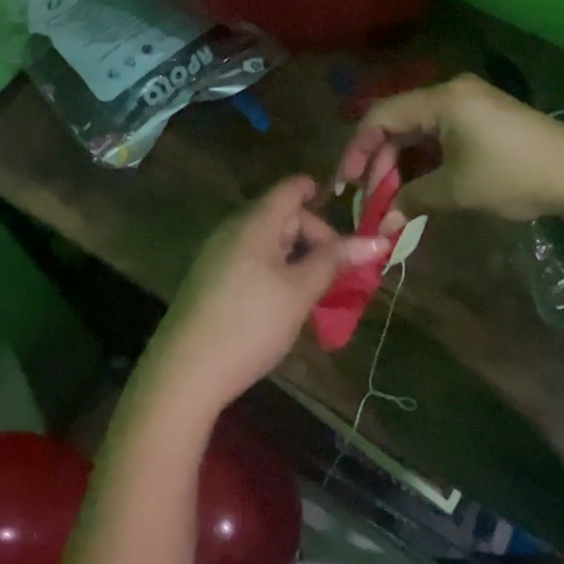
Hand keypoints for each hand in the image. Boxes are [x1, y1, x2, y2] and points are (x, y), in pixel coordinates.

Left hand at [143, 176, 390, 413]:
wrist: (184, 374)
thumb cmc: (250, 324)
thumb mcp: (300, 292)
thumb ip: (335, 261)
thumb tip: (378, 240)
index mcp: (255, 223)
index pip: (291, 189)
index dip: (320, 193)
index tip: (349, 217)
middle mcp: (233, 230)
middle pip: (282, 216)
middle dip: (315, 237)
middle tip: (339, 272)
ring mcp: (217, 256)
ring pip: (268, 242)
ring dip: (297, 258)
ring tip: (316, 292)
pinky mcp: (209, 281)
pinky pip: (250, 260)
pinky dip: (275, 271)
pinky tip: (284, 304)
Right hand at [335, 74, 563, 220]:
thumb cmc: (513, 176)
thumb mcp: (457, 191)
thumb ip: (413, 200)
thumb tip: (383, 223)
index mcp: (442, 99)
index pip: (381, 116)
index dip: (358, 150)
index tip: (346, 185)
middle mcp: (452, 93)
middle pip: (399, 122)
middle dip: (381, 162)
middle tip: (372, 201)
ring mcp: (471, 104)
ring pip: (420, 132)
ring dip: (403, 165)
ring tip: (395, 201)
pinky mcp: (484, 119)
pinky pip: (441, 136)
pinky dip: (427, 161)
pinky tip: (421, 188)